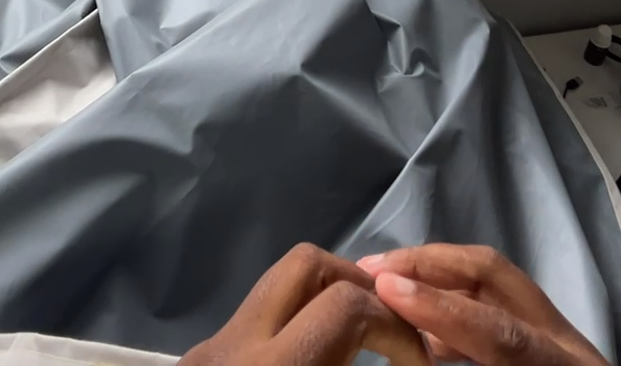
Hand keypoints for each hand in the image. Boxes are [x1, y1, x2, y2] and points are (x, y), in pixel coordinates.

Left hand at [178, 243, 430, 365]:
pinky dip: (298, 321)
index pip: (342, 305)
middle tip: (391, 327)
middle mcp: (234, 343)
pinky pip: (260, 315)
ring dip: (328, 296)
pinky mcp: (202, 352)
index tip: (418, 358)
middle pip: (305, 264)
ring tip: (360, 335)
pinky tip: (318, 350)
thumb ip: (353, 365)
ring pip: (279, 281)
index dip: (395, 327)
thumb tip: (407, 348)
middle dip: (359, 283)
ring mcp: (210, 343)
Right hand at [359, 245, 608, 365]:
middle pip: (496, 276)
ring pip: (493, 283)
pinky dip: (446, 305)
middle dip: (430, 264)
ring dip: (432, 277)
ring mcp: (559, 340)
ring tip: (382, 284)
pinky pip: (490, 307)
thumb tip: (413, 349)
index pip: (504, 336)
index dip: (442, 309)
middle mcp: (570, 349)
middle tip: (373, 270)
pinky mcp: (545, 341)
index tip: (385, 290)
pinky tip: (413, 319)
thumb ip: (457, 365)